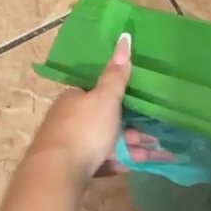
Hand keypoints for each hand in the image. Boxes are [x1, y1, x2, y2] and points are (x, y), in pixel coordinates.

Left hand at [27, 33, 171, 180]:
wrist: (57, 173)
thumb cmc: (84, 130)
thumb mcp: (105, 98)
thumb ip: (116, 74)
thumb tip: (124, 37)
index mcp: (74, 99)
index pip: (98, 93)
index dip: (121, 100)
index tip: (141, 107)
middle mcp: (69, 119)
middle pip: (106, 120)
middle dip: (131, 128)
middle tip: (153, 135)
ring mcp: (70, 144)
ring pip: (106, 142)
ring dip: (129, 147)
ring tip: (150, 154)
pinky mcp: (73, 167)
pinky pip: (100, 161)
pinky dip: (117, 162)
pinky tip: (130, 167)